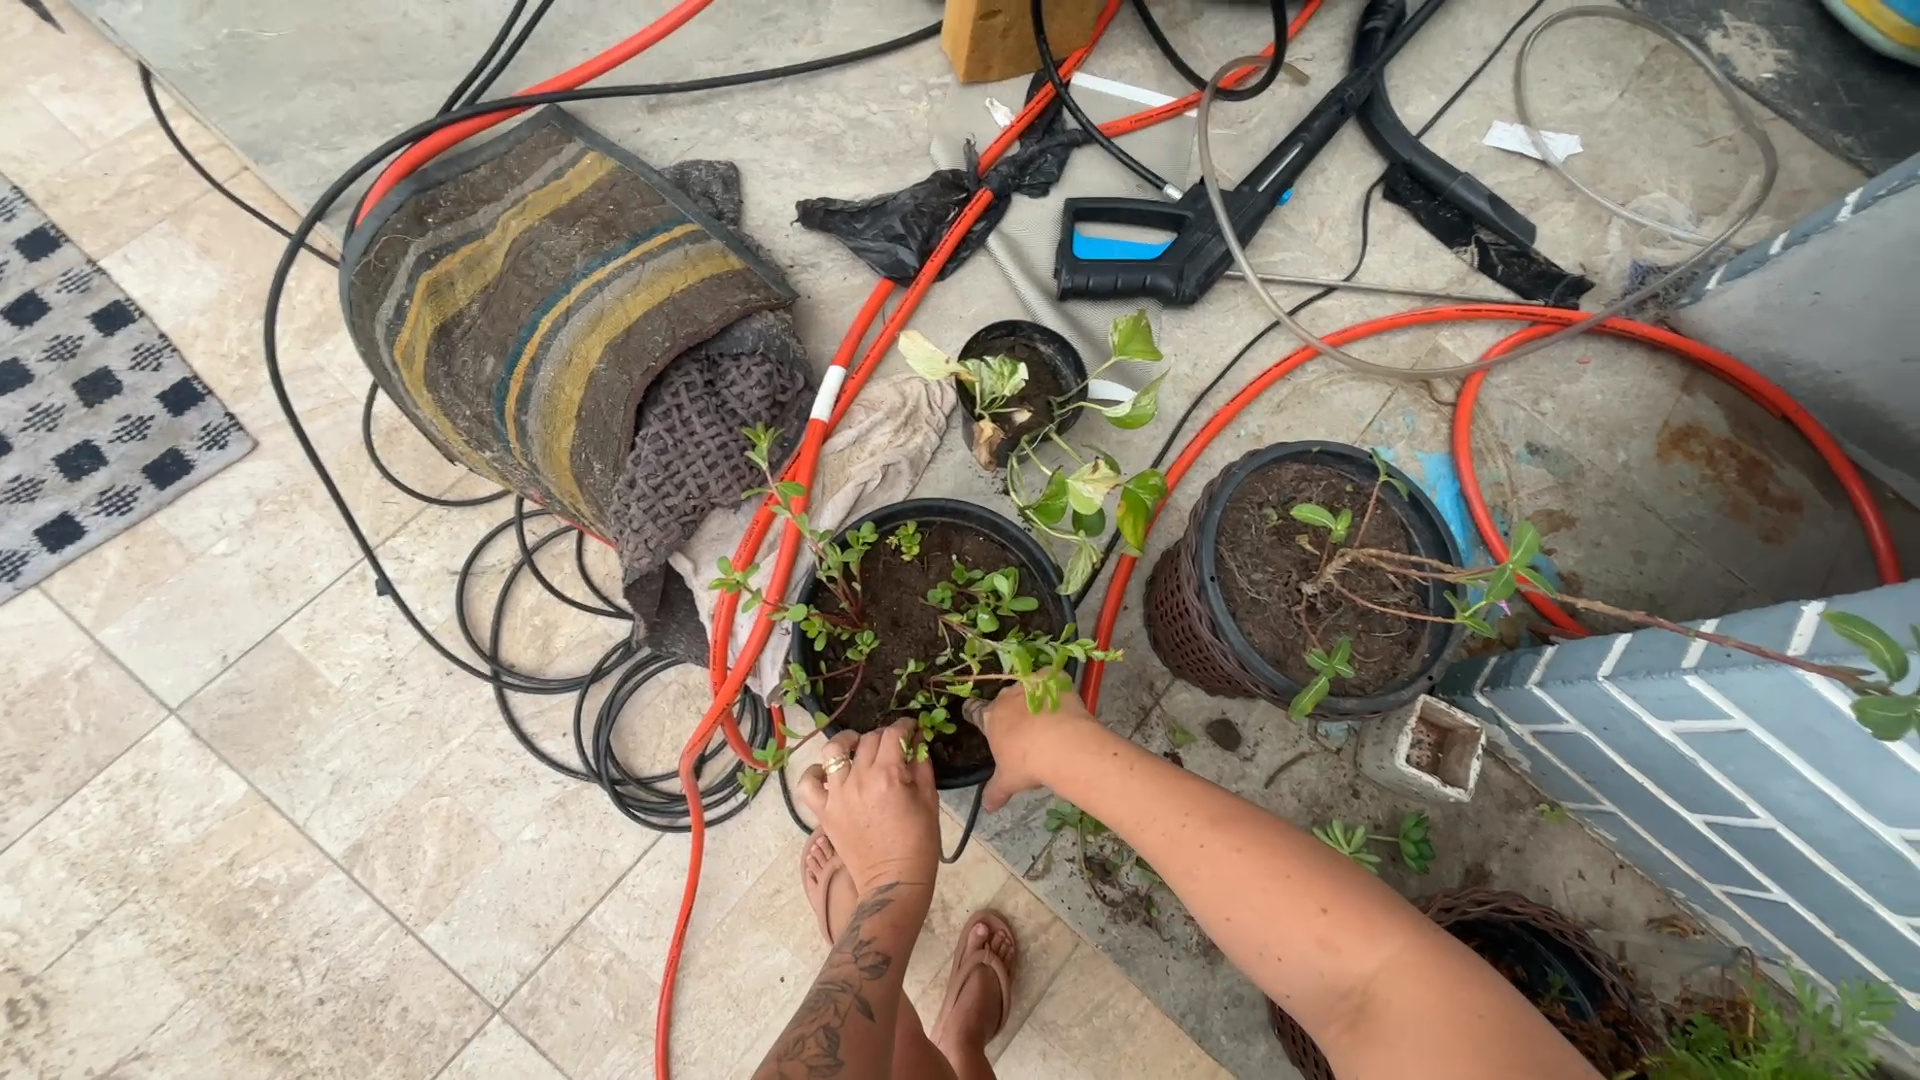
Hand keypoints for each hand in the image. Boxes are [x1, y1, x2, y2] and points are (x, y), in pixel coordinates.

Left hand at [798, 718, 940, 893]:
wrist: (893, 882)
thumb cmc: (919, 844)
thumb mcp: (929, 800)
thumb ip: (921, 765)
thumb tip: (916, 741)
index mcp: (889, 776)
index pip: (894, 734)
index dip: (905, 726)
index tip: (911, 729)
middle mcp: (859, 779)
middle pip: (868, 740)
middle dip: (884, 736)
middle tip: (894, 745)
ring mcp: (837, 795)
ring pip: (833, 751)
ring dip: (846, 742)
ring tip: (855, 745)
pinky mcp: (824, 811)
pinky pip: (808, 784)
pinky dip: (815, 772)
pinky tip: (828, 772)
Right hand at [968, 684, 1099, 811]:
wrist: (1062, 745)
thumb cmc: (1028, 763)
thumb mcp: (1008, 781)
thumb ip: (995, 791)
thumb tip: (987, 807)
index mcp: (991, 718)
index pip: (974, 711)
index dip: (976, 713)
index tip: (979, 715)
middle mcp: (1006, 697)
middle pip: (1004, 700)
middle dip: (1012, 711)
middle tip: (1025, 730)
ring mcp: (1030, 685)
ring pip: (1028, 688)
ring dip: (1033, 699)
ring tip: (1048, 717)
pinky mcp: (1053, 679)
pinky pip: (1052, 679)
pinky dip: (1056, 687)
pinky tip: (1064, 701)